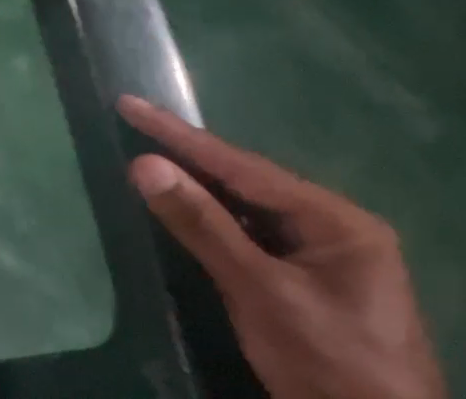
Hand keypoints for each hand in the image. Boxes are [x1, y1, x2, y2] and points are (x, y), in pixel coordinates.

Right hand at [118, 95, 445, 398]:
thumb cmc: (328, 362)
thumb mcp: (260, 292)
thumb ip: (202, 225)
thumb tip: (143, 164)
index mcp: (338, 222)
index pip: (242, 166)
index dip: (179, 135)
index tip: (128, 104)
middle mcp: (337, 229)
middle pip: (247, 181)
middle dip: (189, 154)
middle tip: (133, 122)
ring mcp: (328, 256)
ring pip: (248, 207)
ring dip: (199, 185)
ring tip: (149, 156)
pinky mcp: (312, 281)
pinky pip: (253, 233)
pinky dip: (214, 217)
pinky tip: (187, 207)